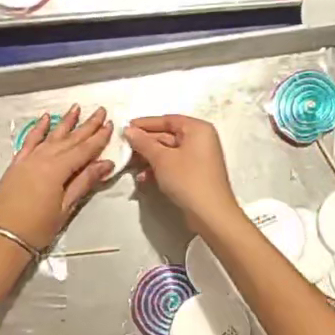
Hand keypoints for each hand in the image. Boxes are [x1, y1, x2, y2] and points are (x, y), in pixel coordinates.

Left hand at [0, 106, 112, 250]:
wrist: (5, 236)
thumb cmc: (38, 227)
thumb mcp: (66, 207)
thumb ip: (84, 182)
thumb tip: (106, 164)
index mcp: (57, 169)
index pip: (83, 149)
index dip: (98, 138)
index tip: (110, 125)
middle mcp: (42, 158)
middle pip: (69, 139)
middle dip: (86, 126)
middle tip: (100, 111)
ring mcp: (28, 160)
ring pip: (51, 136)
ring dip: (65, 122)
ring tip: (77, 108)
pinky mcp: (17, 164)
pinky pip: (29, 141)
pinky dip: (38, 129)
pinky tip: (46, 119)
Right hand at [125, 115, 242, 235]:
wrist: (210, 213)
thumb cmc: (187, 180)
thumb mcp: (161, 159)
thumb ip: (143, 143)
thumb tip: (128, 130)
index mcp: (197, 129)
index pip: (167, 120)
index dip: (145, 124)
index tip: (126, 128)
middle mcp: (200, 140)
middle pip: (167, 136)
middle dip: (145, 144)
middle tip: (124, 149)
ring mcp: (199, 158)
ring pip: (169, 153)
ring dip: (149, 159)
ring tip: (130, 166)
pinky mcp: (195, 175)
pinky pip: (174, 166)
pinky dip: (159, 170)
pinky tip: (143, 178)